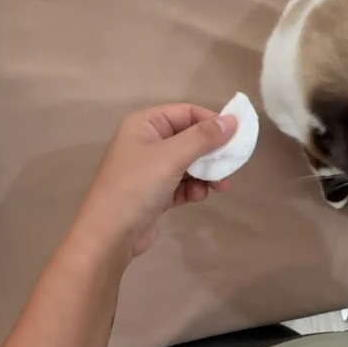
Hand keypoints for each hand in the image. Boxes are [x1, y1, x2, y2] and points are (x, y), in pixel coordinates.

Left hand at [72, 104, 238, 259]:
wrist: (111, 233)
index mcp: (145, 124)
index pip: (186, 113)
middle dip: (211, 152)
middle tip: (232, 164)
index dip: (211, 122)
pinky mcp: (156, 193)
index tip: (236, 136)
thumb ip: (203, 137)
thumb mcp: (171, 156)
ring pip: (189, 164)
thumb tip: (232, 121)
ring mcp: (151, 169)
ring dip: (206, 174)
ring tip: (220, 186)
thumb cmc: (137, 186)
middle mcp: (147, 143)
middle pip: (190, 139)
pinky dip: (193, 190)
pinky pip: (183, 184)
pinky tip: (197, 198)